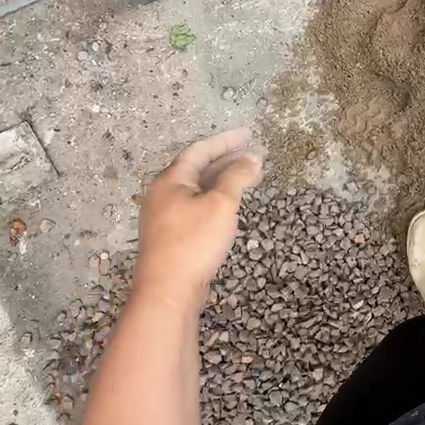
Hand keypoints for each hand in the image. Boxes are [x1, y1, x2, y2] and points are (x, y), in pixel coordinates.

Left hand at [135, 128, 264, 312]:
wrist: (167, 290)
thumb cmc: (193, 242)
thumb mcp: (221, 203)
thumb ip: (238, 176)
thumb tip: (254, 157)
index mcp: (171, 180)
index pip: (201, 150)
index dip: (227, 140)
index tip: (250, 134)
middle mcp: (165, 193)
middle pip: (201, 167)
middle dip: (231, 159)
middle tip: (259, 154)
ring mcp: (167, 215)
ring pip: (201, 188)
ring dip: (228, 179)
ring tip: (255, 177)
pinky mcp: (174, 234)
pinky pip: (199, 204)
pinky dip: (219, 197)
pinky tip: (234, 203)